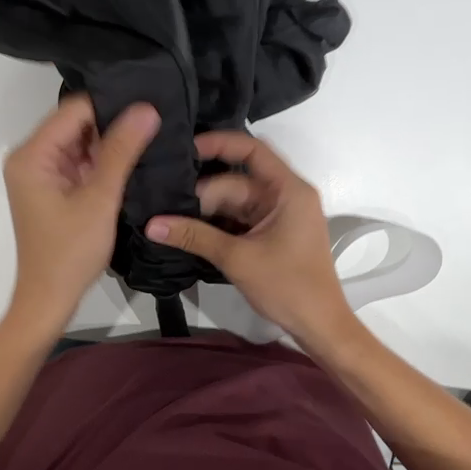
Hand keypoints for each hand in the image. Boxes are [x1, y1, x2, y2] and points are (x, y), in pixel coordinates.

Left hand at [3, 95, 158, 327]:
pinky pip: (78, 163)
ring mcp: (39, 174)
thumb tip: (147, 109)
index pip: (74, 110)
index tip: (149, 101)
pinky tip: (133, 158)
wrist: (49, 298)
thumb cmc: (70, 252)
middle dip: (112, 122)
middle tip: (156, 116)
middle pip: (75, 124)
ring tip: (151, 133)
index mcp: (31, 155)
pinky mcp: (51, 189)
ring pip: (80, 144)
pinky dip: (101, 162)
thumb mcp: (99, 198)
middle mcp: (29, 158)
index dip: (110, 104)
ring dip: (109, 143)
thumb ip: (122, 151)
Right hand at [145, 131, 358, 357]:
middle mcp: (284, 196)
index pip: (251, 151)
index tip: (185, 150)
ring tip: (168, 215)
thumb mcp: (237, 258)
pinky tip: (185, 231)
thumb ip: (193, 236)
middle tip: (164, 205)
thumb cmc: (288, 286)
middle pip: (234, 182)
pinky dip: (214, 225)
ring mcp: (276, 216)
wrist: (319, 325)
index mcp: (288, 190)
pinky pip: (236, 220)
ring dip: (204, 211)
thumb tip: (152, 224)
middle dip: (201, 193)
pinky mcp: (269, 234)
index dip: (218, 144)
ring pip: (232, 202)